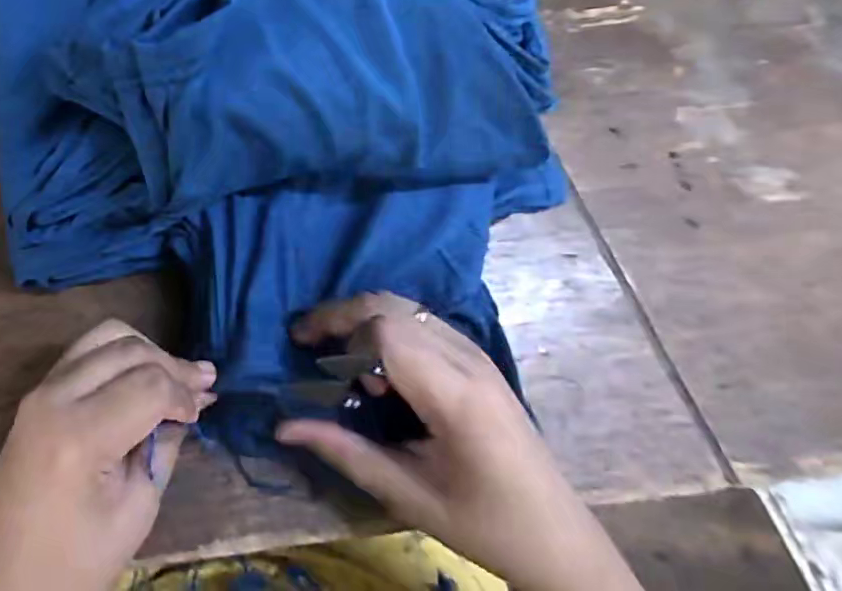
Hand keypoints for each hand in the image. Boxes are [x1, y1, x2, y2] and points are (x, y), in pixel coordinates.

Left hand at [0, 319, 216, 590]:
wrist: (4, 580)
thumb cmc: (75, 561)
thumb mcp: (135, 512)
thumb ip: (163, 447)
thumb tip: (190, 404)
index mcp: (79, 435)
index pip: (148, 385)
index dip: (183, 393)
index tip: (202, 411)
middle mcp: (55, 397)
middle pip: (128, 349)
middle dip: (171, 364)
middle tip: (204, 383)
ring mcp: (40, 389)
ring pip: (105, 336)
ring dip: (145, 350)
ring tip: (175, 375)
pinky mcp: (36, 392)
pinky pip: (85, 350)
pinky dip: (119, 352)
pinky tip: (142, 373)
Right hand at [275, 293, 641, 590]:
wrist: (558, 536)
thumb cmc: (484, 524)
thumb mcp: (409, 496)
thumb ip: (346, 452)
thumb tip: (283, 427)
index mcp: (455, 395)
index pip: (386, 331)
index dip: (342, 336)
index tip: (314, 362)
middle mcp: (467, 359)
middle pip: (390, 305)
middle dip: (341, 315)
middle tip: (306, 339)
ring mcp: (475, 352)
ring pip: (404, 304)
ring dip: (361, 317)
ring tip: (335, 351)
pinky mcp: (477, 355)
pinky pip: (419, 318)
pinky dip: (384, 324)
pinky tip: (375, 362)